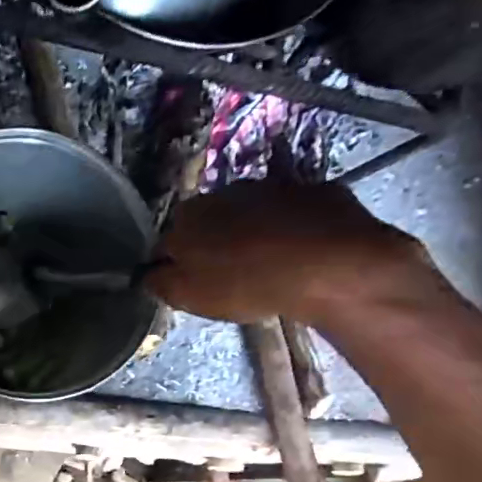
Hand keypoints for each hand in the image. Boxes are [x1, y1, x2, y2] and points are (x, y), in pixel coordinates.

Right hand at [147, 179, 438, 324]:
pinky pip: (293, 210)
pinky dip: (291, 226)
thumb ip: (160, 282)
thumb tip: (149, 273)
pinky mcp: (315, 189)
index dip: (174, 262)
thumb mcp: (189, 296)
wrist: (331, 264)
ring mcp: (273, 186)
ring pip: (251, 211)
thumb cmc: (247, 283)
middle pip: (209, 220)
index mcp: (187, 218)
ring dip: (251, 231)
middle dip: (212, 241)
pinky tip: (300, 251)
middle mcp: (225, 192)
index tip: (185, 281)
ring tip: (264, 262)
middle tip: (225, 274)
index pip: (166, 240)